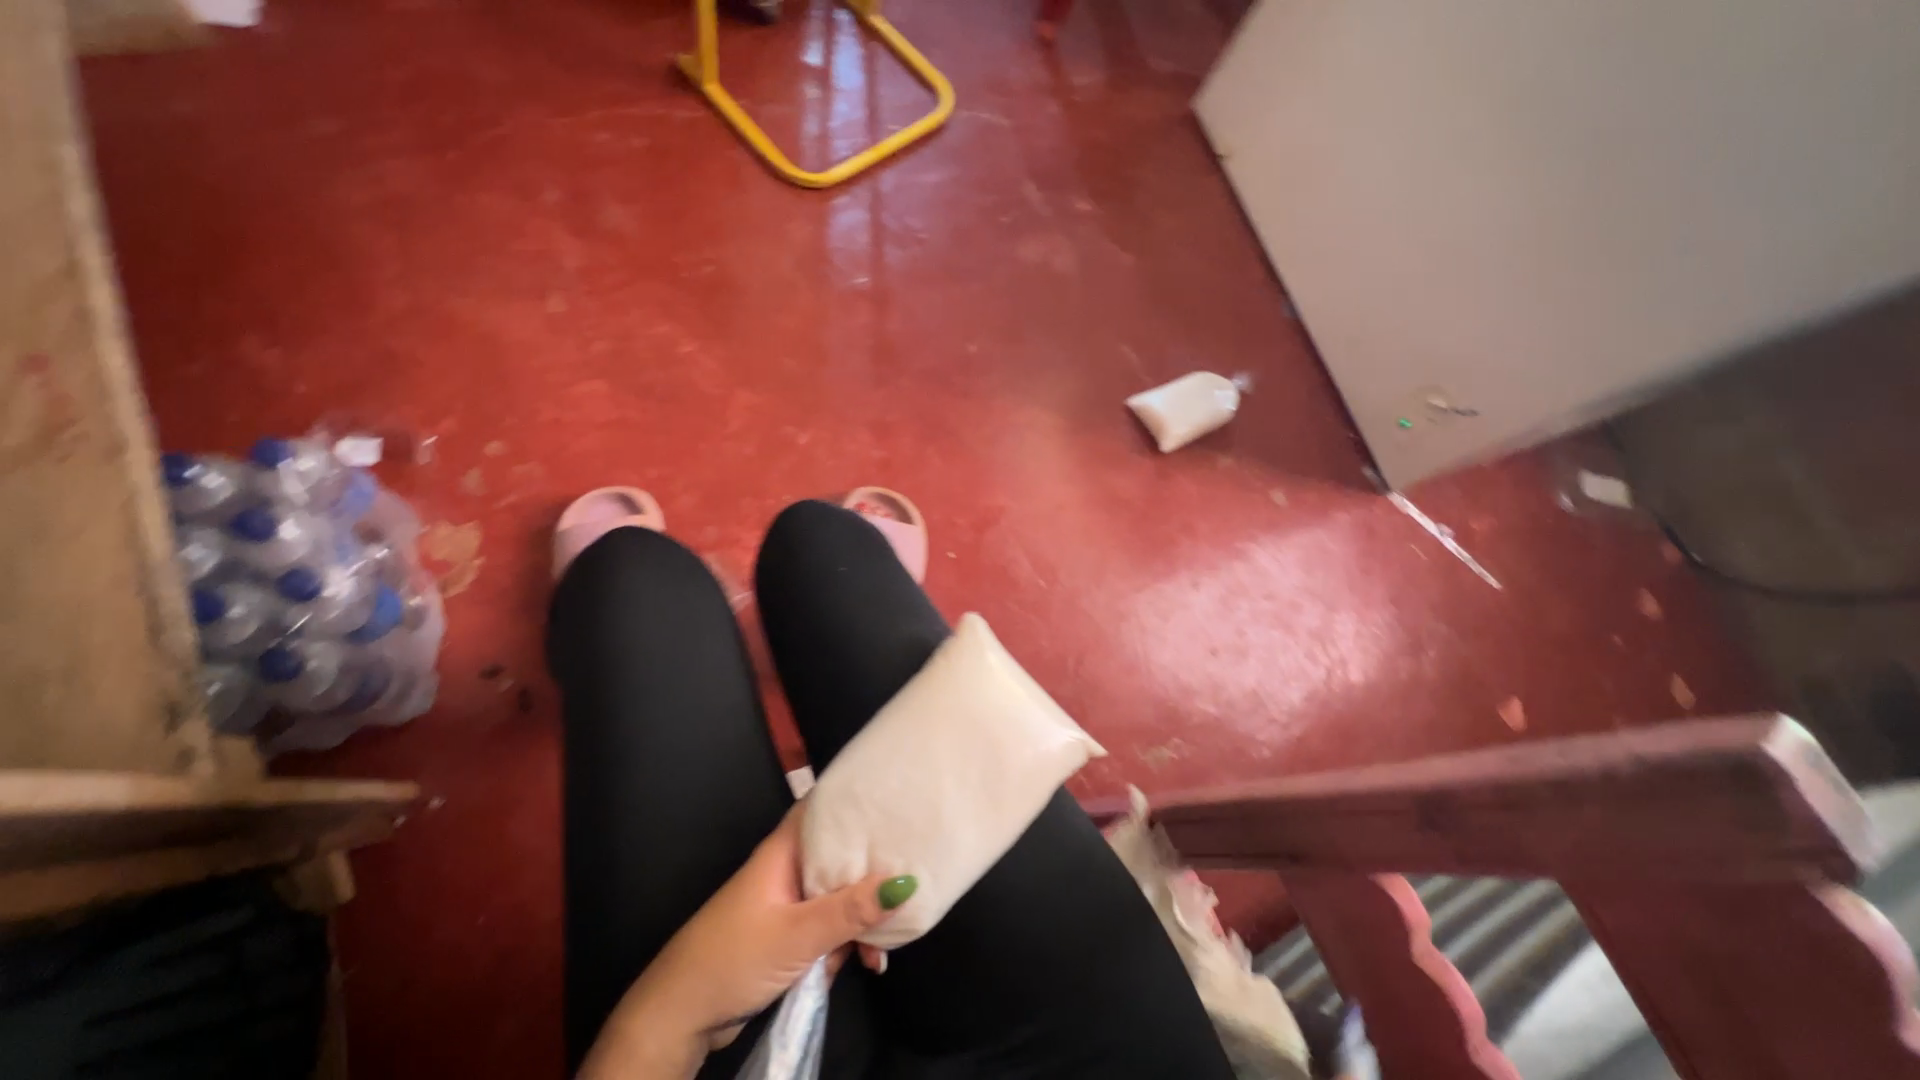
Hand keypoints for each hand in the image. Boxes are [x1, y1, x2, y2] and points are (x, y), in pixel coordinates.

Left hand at [580, 802, 916, 1078]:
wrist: (681, 1016)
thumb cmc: (734, 959)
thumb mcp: (799, 935)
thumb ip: (851, 910)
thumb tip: (906, 881)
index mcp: (783, 854)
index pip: (823, 809)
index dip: (858, 800)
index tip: (898, 800)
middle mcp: (786, 871)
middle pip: (839, 855)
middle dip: (873, 871)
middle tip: (913, 879)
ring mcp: (787, 905)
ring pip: (839, 896)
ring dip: (864, 917)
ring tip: (888, 941)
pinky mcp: (788, 937)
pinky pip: (830, 927)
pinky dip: (849, 941)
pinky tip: (868, 962)